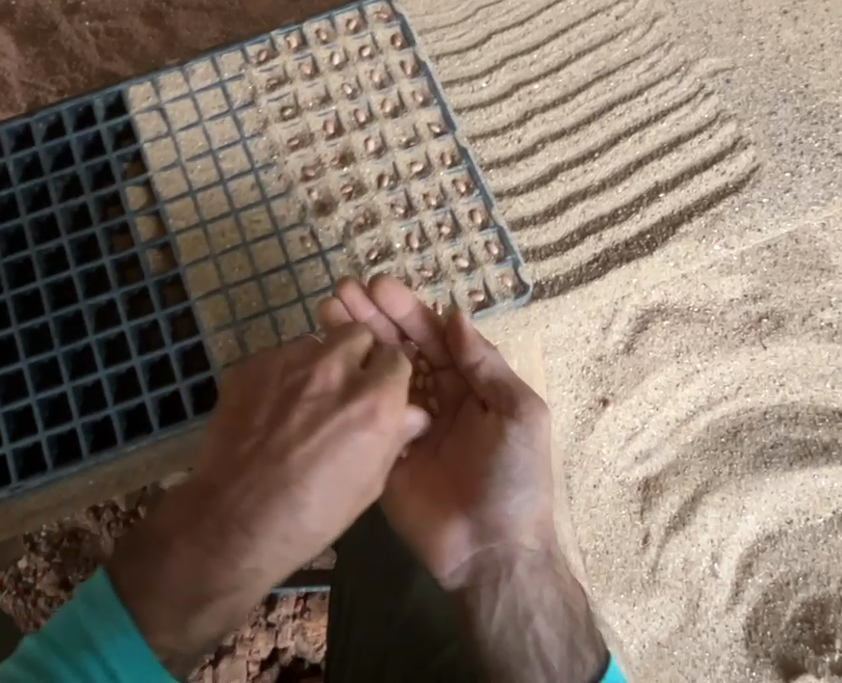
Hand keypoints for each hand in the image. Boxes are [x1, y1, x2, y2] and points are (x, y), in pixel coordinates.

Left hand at [107, 317, 427, 672]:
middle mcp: (334, 367)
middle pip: (356, 334)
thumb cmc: (313, 513)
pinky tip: (271, 407)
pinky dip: (282, 374)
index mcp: (373, 399)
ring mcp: (289, 361)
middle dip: (356, 355)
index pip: (396, 357)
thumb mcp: (369, 484)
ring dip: (317, 363)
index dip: (389, 374)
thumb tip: (415, 413)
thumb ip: (393, 436)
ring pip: (315, 342)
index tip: (380, 390)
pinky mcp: (253, 363)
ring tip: (303, 399)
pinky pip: (279, 357)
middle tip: (343, 386)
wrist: (236, 517)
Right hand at [324, 277, 609, 681]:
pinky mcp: (382, 451)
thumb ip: (486, 365)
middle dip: (372, 317)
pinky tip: (323, 359)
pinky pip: (363, 412)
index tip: (377, 286)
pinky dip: (345, 384)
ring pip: (377, 373)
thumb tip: (455, 314)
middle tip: (341, 290)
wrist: (491, 554)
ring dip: (354, 341)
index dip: (406, 310)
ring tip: (325, 309)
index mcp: (468, 385)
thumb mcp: (518, 414)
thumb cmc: (514, 478)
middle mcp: (434, 396)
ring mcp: (405, 423)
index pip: (432, 337)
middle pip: (399, 347)